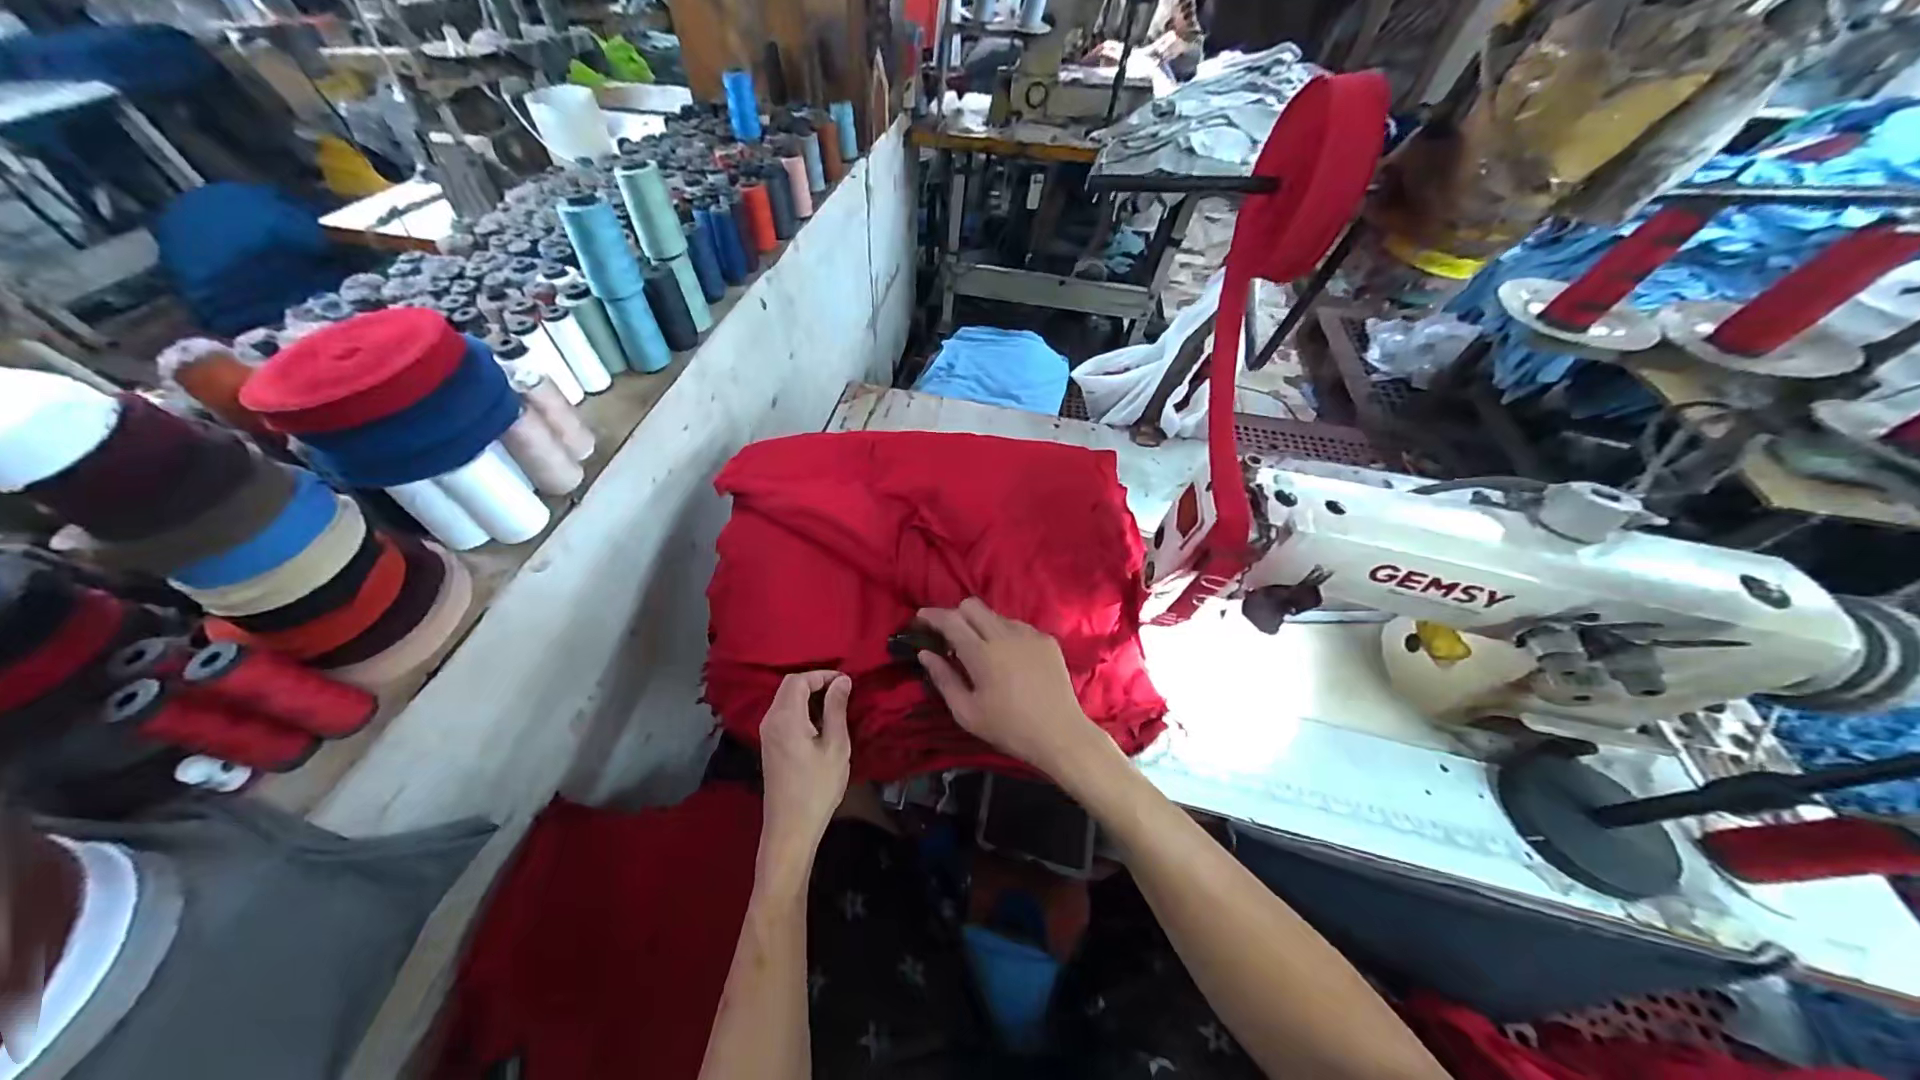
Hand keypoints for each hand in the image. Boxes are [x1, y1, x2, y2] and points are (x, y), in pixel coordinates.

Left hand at [758, 671, 851, 858]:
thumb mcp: (835, 746)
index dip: (822, 675)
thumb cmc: (817, 787)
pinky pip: (784, 714)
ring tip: (835, 706)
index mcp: (785, 717)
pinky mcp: (769, 745)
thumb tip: (842, 681)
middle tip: (842, 692)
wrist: (791, 827)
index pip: (798, 680)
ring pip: (785, 700)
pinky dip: (801, 710)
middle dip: (815, 683)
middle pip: (789, 686)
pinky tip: (820, 724)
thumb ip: (836, 709)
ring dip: (809, 696)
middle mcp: (770, 720)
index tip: (846, 682)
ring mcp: (767, 734)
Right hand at [914, 599, 1111, 778]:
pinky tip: (1008, 658)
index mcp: (982, 654)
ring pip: (995, 615)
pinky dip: (1004, 634)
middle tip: (950, 636)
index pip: (951, 621)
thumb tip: (925, 654)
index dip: (932, 616)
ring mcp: (1029, 634)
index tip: (921, 618)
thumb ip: (943, 678)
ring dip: (981, 625)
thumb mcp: (967, 712)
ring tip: (982, 651)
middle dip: (956, 614)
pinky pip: (1018, 626)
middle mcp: (1006, 635)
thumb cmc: (1008, 728)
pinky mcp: (1046, 640)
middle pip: (972, 605)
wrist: (1060, 734)